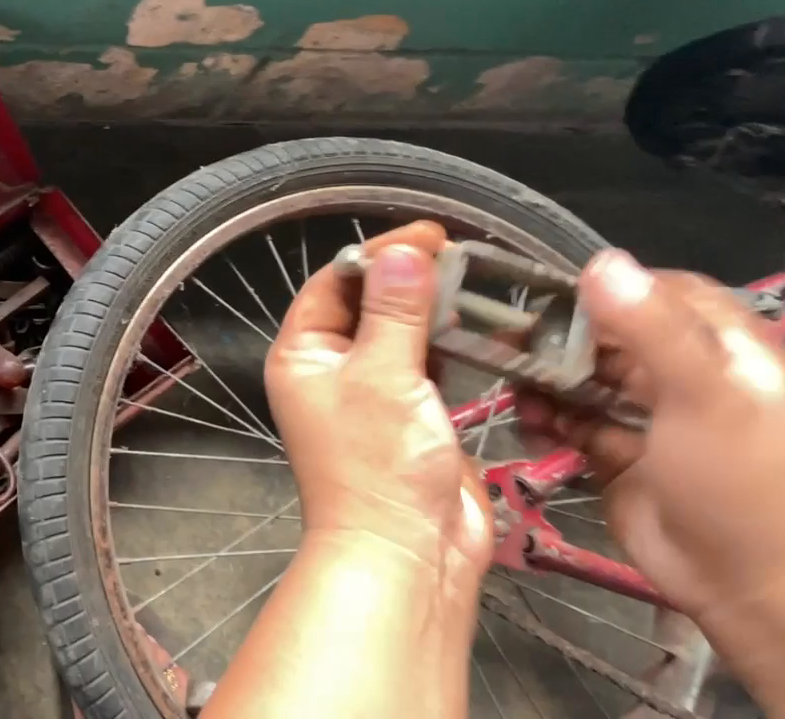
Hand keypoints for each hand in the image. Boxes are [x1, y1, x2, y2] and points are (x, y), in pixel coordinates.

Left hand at [265, 221, 493, 583]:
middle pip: (366, 304)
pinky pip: (428, 363)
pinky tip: (483, 325)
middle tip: (458, 252)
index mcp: (301, 353)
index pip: (333, 284)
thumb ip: (395, 313)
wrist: (407, 550)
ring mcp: (371, 389)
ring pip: (399, 332)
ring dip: (433, 308)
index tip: (425, 233)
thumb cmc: (377, 464)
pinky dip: (452, 343)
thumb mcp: (383, 377)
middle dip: (407, 278)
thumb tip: (402, 253)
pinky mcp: (411, 412)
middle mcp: (329, 366)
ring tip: (476, 280)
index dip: (375, 255)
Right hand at [517, 251, 784, 628]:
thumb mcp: (708, 398)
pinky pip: (569, 421)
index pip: (668, 293)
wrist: (758, 593)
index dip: (614, 285)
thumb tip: (601, 261)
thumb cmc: (749, 487)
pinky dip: (542, 418)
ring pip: (582, 377)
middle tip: (504, 337)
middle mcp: (687, 380)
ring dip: (542, 378)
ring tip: (509, 384)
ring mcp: (650, 419)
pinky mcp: (618, 455)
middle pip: (611, 334)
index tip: (551, 287)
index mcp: (725, 356)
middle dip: (558, 334)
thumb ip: (652, 329)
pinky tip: (525, 422)